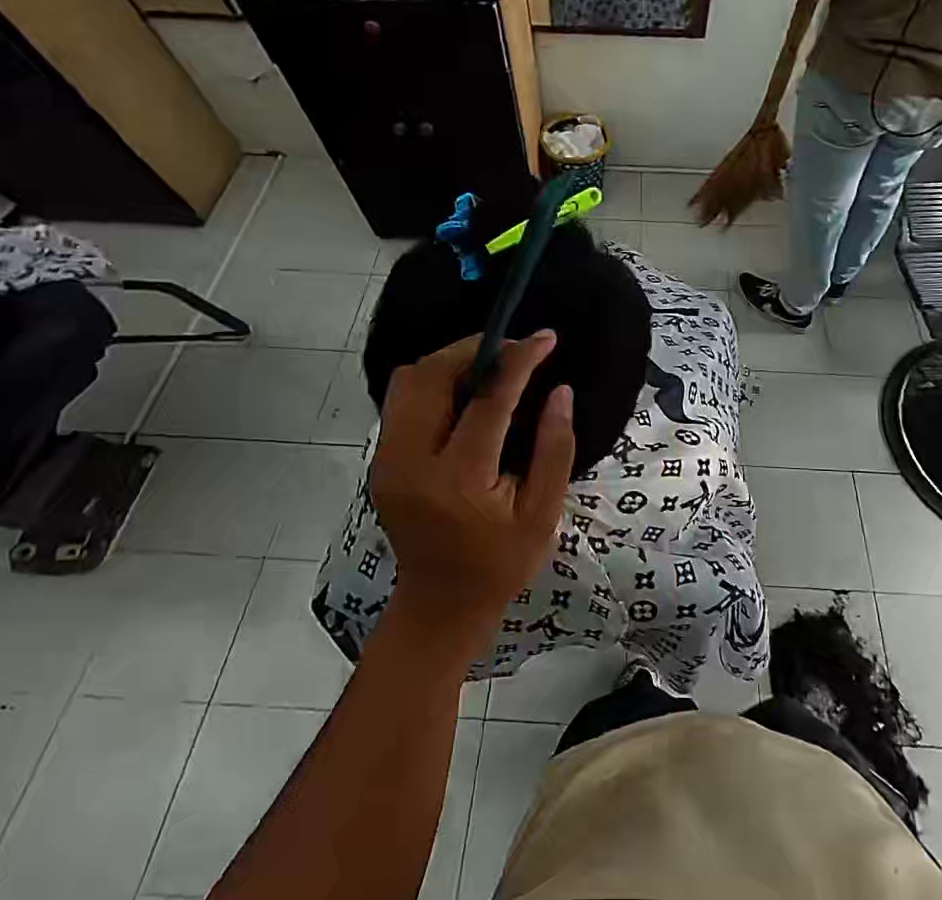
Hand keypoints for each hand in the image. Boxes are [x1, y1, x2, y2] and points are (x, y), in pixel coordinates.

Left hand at [369, 332, 574, 628]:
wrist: (442, 602)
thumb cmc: (502, 562)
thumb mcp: (544, 512)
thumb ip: (554, 449)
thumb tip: (559, 392)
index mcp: (459, 477)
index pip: (489, 399)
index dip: (520, 360)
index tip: (546, 338)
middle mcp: (411, 461)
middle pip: (431, 376)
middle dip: (475, 349)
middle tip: (516, 349)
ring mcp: (387, 460)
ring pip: (408, 382)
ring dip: (451, 362)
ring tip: (493, 365)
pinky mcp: (382, 461)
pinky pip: (403, 401)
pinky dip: (436, 383)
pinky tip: (468, 392)